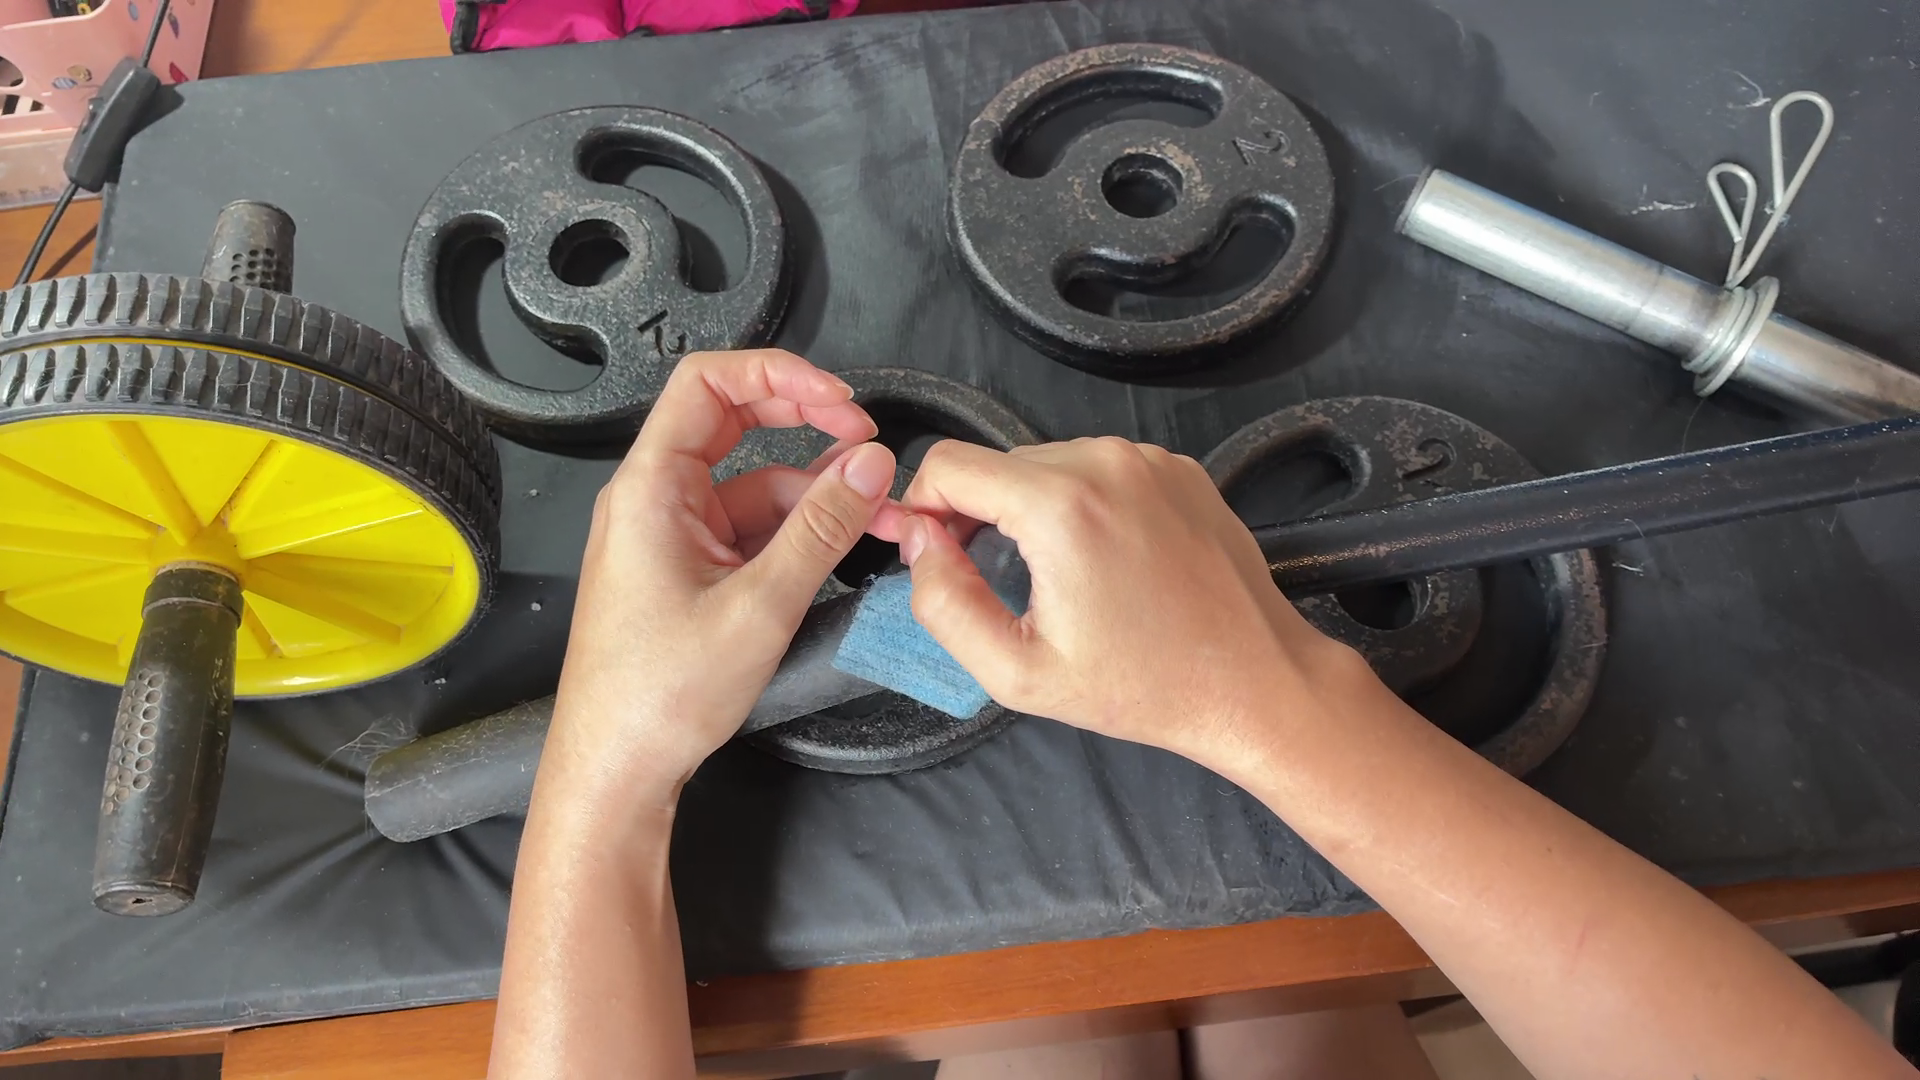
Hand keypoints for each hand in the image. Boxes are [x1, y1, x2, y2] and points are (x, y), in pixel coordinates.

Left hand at [547, 350, 897, 805]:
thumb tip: (874, 463)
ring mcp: (679, 534)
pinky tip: (842, 544)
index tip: (841, 400)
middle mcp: (660, 498)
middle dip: (807, 426)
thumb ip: (823, 527)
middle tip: (869, 444)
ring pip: (759, 485)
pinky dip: (802, 531)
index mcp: (652, 487)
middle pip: (736, 426)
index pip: (707, 384)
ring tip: (879, 513)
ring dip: (819, 494)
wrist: (619, 770)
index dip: (778, 375)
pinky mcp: (697, 567)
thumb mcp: (761, 604)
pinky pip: (756, 529)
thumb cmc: (665, 692)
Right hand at [881, 437, 1376, 773]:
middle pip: (996, 464)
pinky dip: (1078, 501)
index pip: (949, 463)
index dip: (923, 507)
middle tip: (992, 577)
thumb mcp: (1018, 671)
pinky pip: (1097, 467)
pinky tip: (1102, 554)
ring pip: (1044, 463)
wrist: (1257, 682)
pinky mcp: (1178, 466)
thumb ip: (944, 603)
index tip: (937, 556)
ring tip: (1052, 572)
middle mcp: (1104, 457)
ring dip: (1027, 508)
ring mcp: (1148, 456)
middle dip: (976, 513)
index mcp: (1060, 502)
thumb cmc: (1137, 687)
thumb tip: (919, 540)